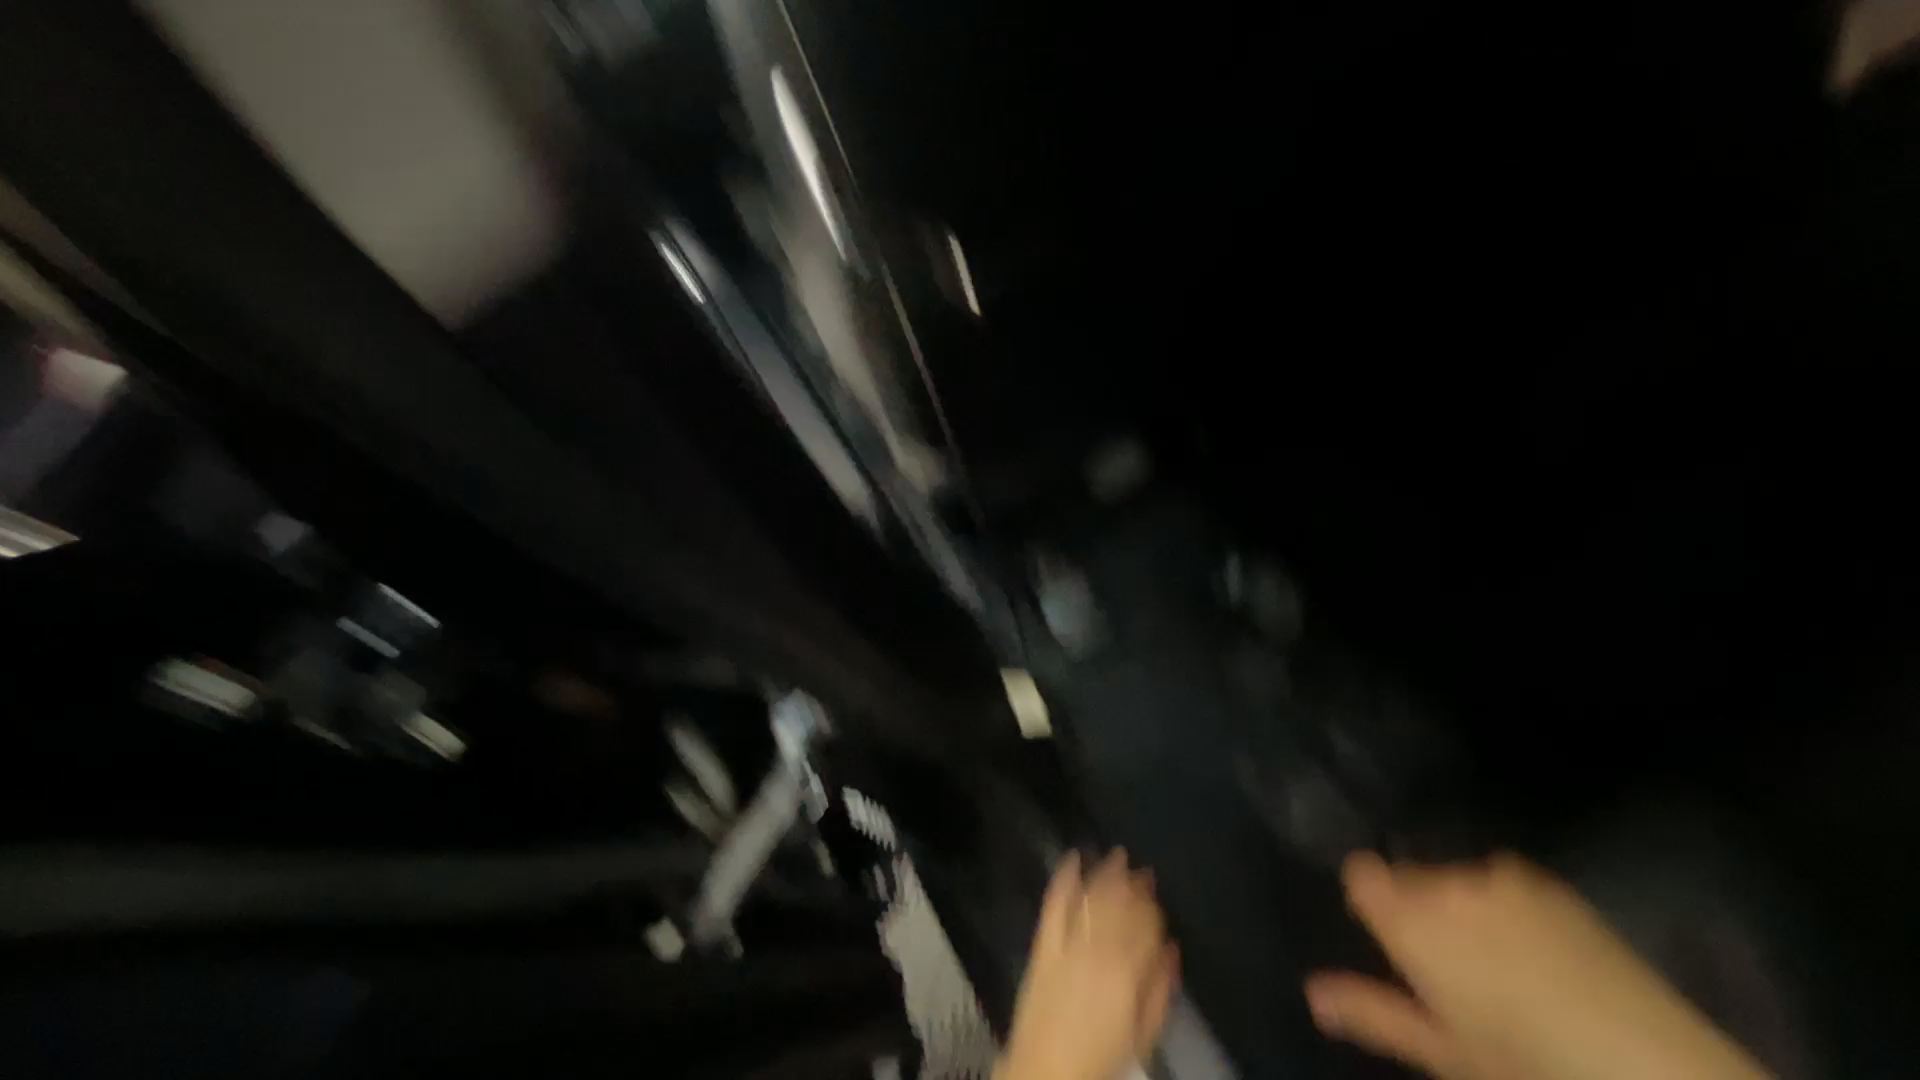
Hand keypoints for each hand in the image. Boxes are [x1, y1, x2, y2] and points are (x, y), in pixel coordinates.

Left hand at [998, 850, 1180, 1079]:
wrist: (1046, 1070)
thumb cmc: (1101, 1056)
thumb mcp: (1143, 1033)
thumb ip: (1160, 989)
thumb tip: (1171, 949)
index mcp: (1129, 973)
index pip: (1146, 925)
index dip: (1153, 906)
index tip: (1157, 893)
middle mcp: (1099, 951)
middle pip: (1121, 905)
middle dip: (1133, 884)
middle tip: (1141, 869)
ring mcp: (1068, 945)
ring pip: (1092, 899)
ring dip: (1105, 875)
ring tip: (1116, 856)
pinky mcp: (1043, 945)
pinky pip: (1054, 904)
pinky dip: (1063, 878)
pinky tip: (1072, 858)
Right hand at [1306, 852, 1772, 1079]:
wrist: (1653, 1066)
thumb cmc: (1525, 1065)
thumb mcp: (1443, 1051)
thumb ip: (1373, 1012)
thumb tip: (1312, 991)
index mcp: (1413, 919)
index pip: (1361, 872)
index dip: (1367, 898)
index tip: (1381, 934)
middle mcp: (1451, 883)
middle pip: (1410, 876)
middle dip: (1416, 908)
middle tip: (1447, 970)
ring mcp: (1505, 878)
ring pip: (1456, 878)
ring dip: (1460, 906)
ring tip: (1497, 965)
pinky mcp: (1553, 884)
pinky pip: (1502, 880)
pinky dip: (1503, 904)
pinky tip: (1536, 953)